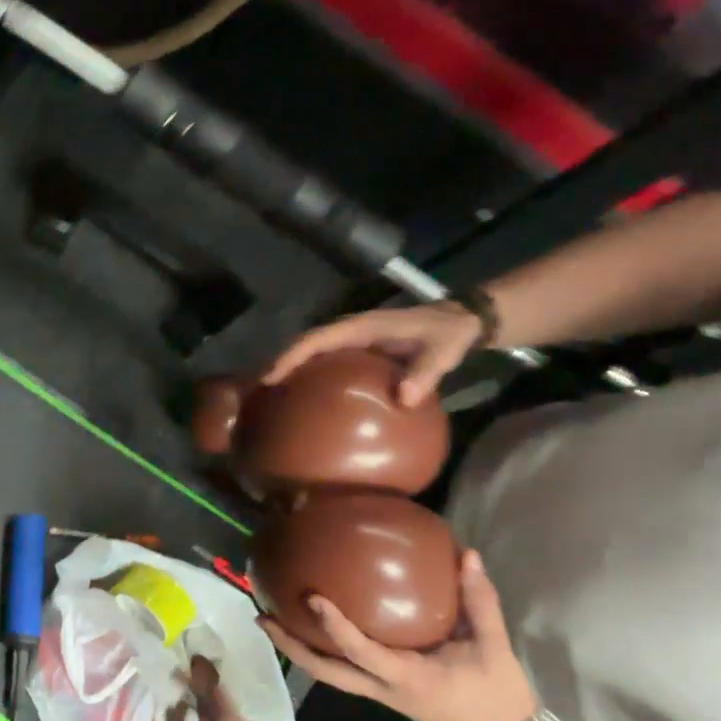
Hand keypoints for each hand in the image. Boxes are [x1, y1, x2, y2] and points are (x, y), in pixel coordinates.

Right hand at [166, 656, 258, 720]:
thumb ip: (178, 718)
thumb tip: (180, 700)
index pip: (214, 687)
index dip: (200, 671)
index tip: (189, 656)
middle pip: (220, 700)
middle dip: (202, 686)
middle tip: (184, 673)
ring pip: (222, 716)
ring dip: (205, 705)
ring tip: (187, 694)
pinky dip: (209, 720)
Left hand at [261, 550, 538, 720]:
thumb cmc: (496, 691)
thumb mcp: (493, 646)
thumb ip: (479, 601)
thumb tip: (467, 555)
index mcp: (407, 677)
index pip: (361, 652)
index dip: (335, 627)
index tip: (313, 598)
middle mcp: (381, 688)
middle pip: (324, 671)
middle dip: (291, 645)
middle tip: (261, 616)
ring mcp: (375, 693)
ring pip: (326, 674)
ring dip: (296, 648)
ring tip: (268, 620)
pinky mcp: (376, 689)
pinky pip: (338, 670)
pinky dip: (316, 650)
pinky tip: (302, 628)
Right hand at [263, 301, 482, 407]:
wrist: (461, 321)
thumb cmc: (448, 334)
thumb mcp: (443, 352)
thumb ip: (425, 374)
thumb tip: (404, 399)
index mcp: (362, 327)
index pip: (317, 339)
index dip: (291, 356)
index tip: (270, 377)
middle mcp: (351, 331)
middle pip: (305, 344)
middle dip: (280, 363)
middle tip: (259, 391)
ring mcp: (353, 340)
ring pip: (312, 351)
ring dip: (291, 368)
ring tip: (272, 395)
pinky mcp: (358, 351)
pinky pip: (325, 360)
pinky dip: (309, 373)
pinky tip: (303, 395)